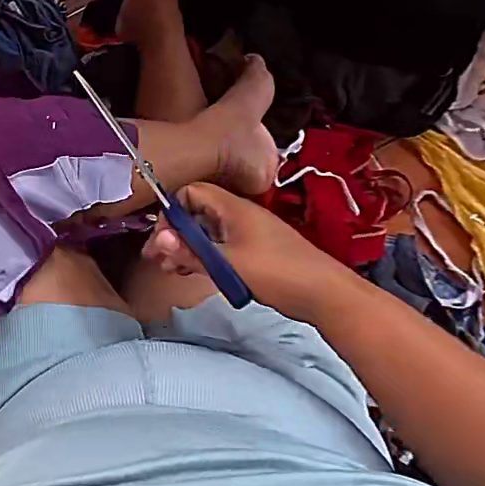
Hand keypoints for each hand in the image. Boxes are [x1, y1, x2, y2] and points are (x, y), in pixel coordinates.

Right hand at [142, 182, 367, 322]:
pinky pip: (223, 247)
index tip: (163, 239)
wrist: (325, 293)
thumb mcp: (229, 264)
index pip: (192, 192)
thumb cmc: (279, 273)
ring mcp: (250, 233)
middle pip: (198, 213)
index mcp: (235, 208)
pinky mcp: (257, 251)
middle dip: (175, 234)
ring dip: (188, 248)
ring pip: (209, 233)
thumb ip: (192, 252)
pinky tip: (197, 273)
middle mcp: (241, 215)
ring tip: (172, 269)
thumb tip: (160, 241)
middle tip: (159, 259)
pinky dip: (206, 257)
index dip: (172, 211)